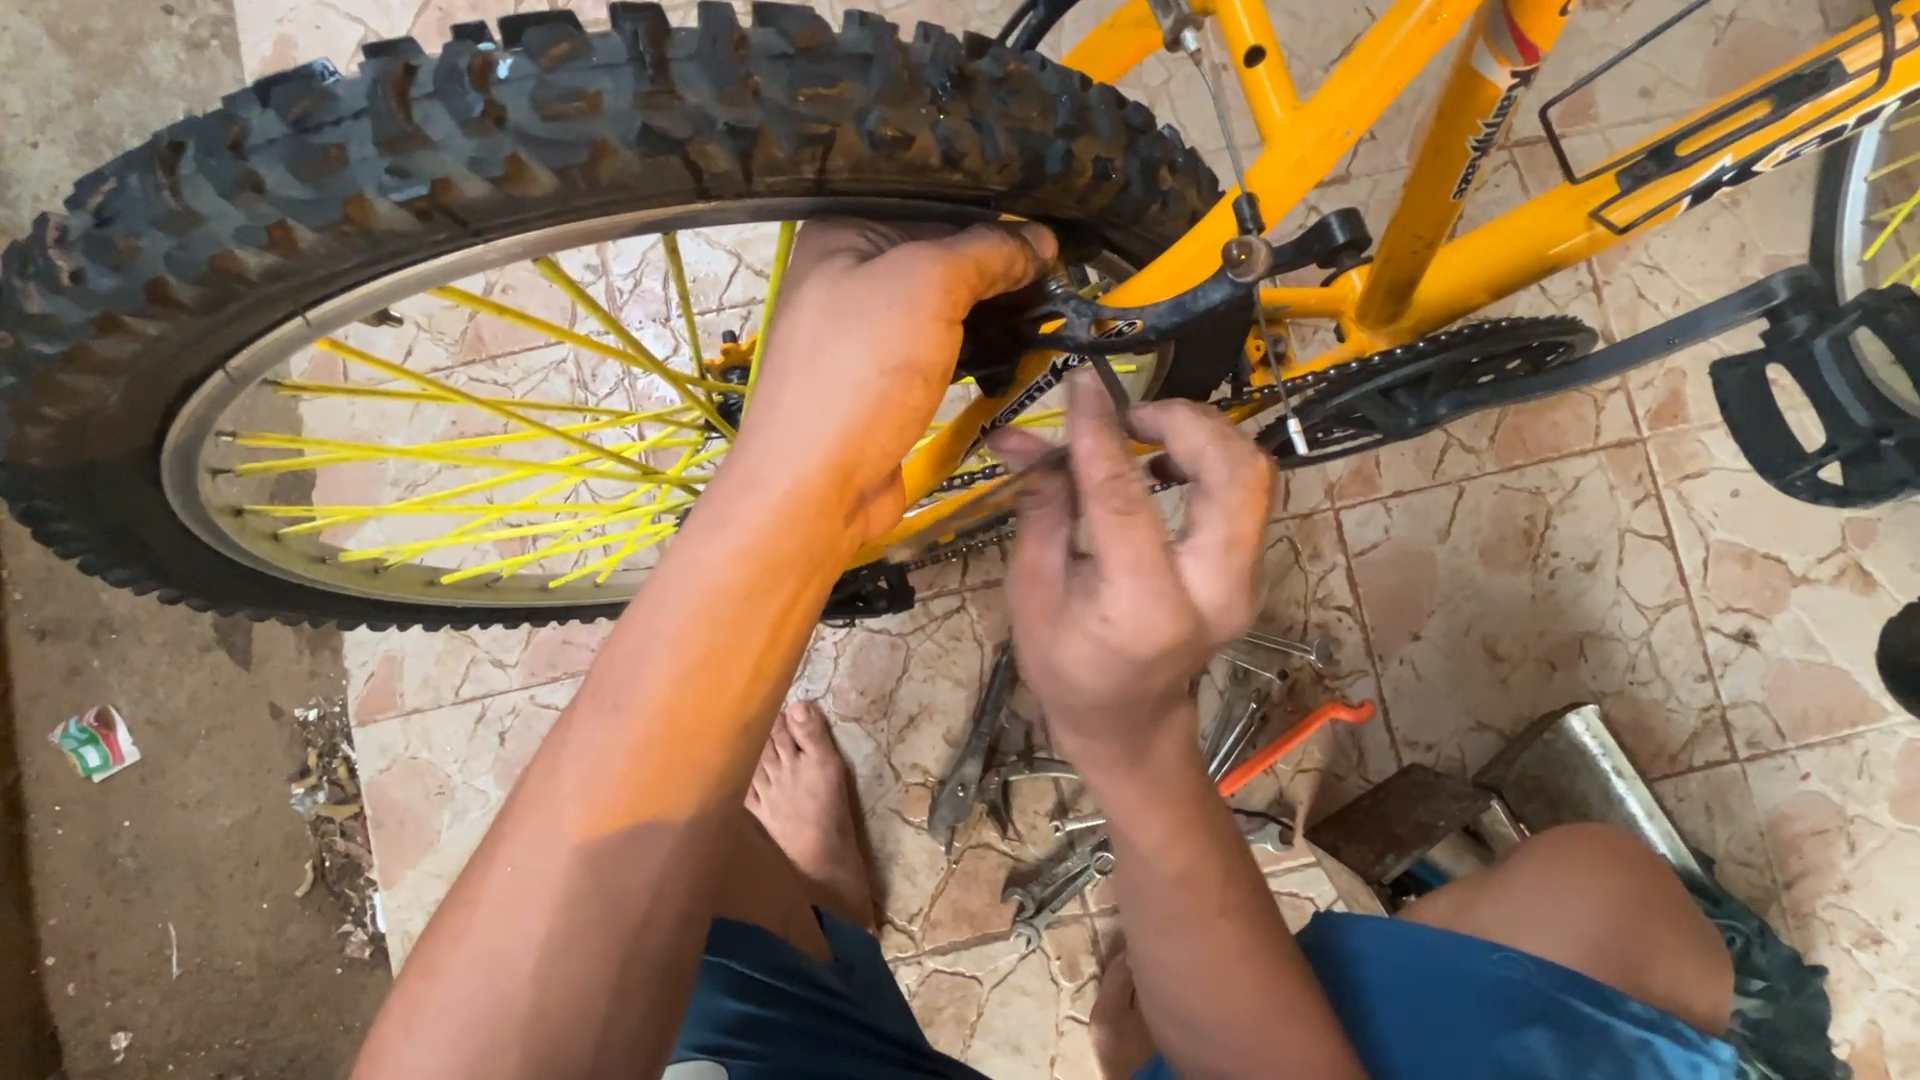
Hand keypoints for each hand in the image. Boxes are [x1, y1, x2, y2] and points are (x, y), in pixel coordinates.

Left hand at [735, 218, 1056, 540]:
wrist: (816, 484)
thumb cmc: (863, 371)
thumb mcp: (927, 287)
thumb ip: (987, 253)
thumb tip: (1042, 239)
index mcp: (844, 233)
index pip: (937, 212)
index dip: (997, 227)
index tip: (1052, 248)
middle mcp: (850, 277)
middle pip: (942, 262)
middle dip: (1000, 276)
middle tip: (1058, 290)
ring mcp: (866, 336)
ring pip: (944, 312)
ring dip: (994, 317)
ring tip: (1048, 322)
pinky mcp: (885, 384)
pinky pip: (939, 353)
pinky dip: (976, 352)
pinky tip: (1015, 355)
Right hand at [991, 373, 1275, 778]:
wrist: (1129, 723)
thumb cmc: (1066, 667)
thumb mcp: (1032, 591)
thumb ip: (1041, 507)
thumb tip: (1024, 438)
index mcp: (1143, 607)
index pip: (1125, 497)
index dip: (1099, 433)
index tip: (1081, 384)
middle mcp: (1212, 593)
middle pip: (1233, 473)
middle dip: (1183, 421)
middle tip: (1131, 413)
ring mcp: (1244, 584)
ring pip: (1253, 476)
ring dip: (1203, 436)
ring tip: (1146, 433)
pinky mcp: (1250, 573)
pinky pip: (1246, 495)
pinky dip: (1211, 460)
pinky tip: (1164, 464)